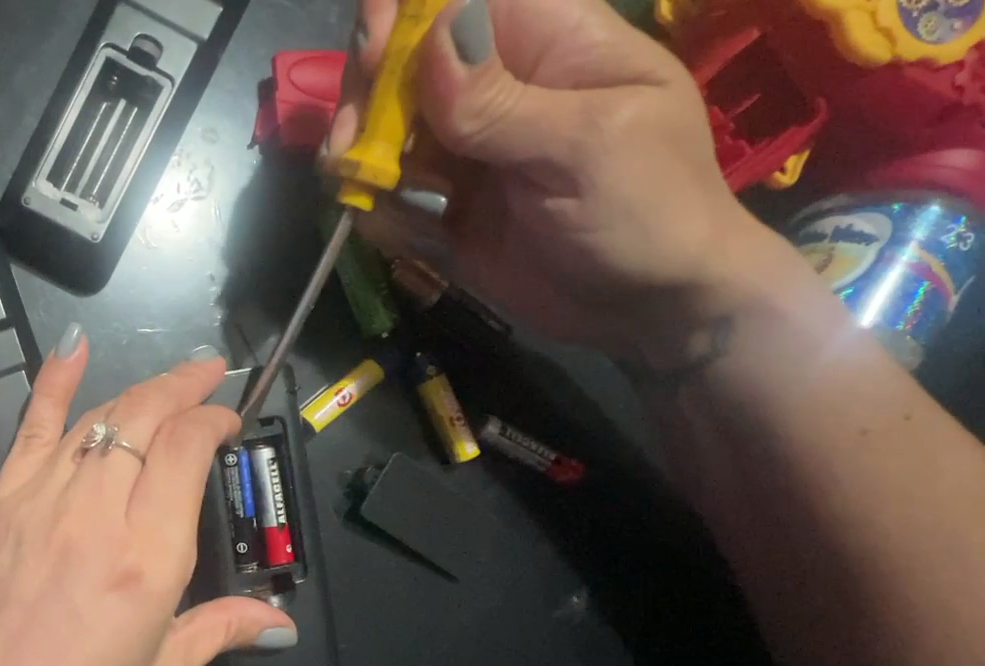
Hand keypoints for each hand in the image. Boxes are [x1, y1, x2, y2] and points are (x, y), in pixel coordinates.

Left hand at [0, 327, 296, 665]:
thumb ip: (218, 631)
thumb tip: (281, 624)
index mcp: (145, 560)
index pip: (184, 451)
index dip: (212, 420)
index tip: (229, 421)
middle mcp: (94, 516)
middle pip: (142, 419)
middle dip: (183, 387)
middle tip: (210, 375)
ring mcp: (39, 503)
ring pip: (96, 421)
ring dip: (137, 392)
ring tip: (168, 381)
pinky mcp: (0, 505)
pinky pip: (30, 431)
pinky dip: (53, 385)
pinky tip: (72, 347)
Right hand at [325, 0, 791, 364]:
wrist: (648, 306)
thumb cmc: (648, 209)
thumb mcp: (586, 147)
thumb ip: (503, 103)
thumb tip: (435, 40)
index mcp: (546, 45)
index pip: (461, 1)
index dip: (406, 13)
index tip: (372, 53)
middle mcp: (494, 91)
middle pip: (402, 66)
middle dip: (364, 99)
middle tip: (347, 149)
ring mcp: (463, 154)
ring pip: (383, 137)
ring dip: (359, 163)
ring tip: (357, 192)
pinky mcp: (442, 211)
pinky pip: (389, 202)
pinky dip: (379, 215)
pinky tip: (399, 232)